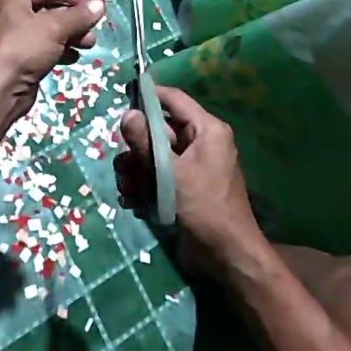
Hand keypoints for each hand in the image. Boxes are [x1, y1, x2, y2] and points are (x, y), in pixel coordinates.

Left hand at [0, 0, 104, 120]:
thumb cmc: (23, 49)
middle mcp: (12, 15)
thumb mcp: (55, 27)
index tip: (94, 2)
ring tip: (89, 44)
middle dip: (75, 17)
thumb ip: (80, 15)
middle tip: (94, 25)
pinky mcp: (21, 59)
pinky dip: (61, 50)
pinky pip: (46, 48)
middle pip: (50, 8)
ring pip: (50, 30)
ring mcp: (16, 39)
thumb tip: (100, 4)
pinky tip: (73, 57)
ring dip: (72, 34)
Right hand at [115, 87, 260, 267]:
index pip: (175, 99)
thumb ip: (146, 143)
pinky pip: (161, 175)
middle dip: (137, 150)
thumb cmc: (203, 207)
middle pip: (160, 131)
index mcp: (207, 130)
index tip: (123, 97)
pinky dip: (146, 186)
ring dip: (137, 172)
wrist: (226, 254)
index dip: (149, 96)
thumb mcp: (170, 173)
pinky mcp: (187, 186)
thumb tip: (127, 114)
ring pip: (156, 156)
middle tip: (124, 168)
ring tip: (128, 192)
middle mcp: (202, 142)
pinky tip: (135, 203)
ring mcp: (194, 165)